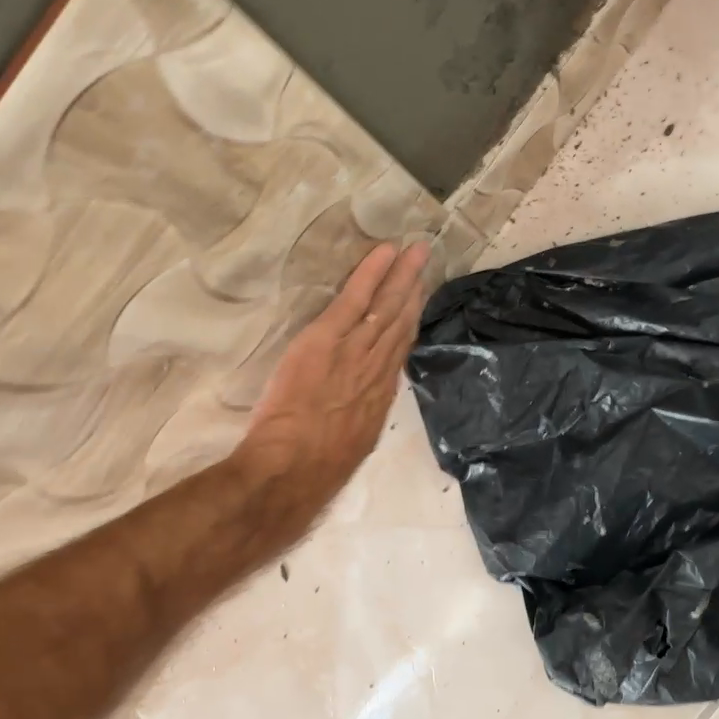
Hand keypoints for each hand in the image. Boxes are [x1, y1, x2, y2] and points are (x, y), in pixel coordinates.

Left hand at [235, 241, 432, 490]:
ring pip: (387, 306)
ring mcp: (356, 350)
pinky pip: (356, 298)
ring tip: (416, 250)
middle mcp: (377, 369)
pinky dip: (372, 273)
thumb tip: (364, 407)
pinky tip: (385, 252)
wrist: (293, 467)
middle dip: (415, 290)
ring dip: (403, 275)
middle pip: (402, 322)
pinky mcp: (329, 338)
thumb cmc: (315, 468)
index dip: (410, 324)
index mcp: (380, 396)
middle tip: (426, 261)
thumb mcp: (353, 446)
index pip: (400, 351)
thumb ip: (361, 418)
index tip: (418, 303)